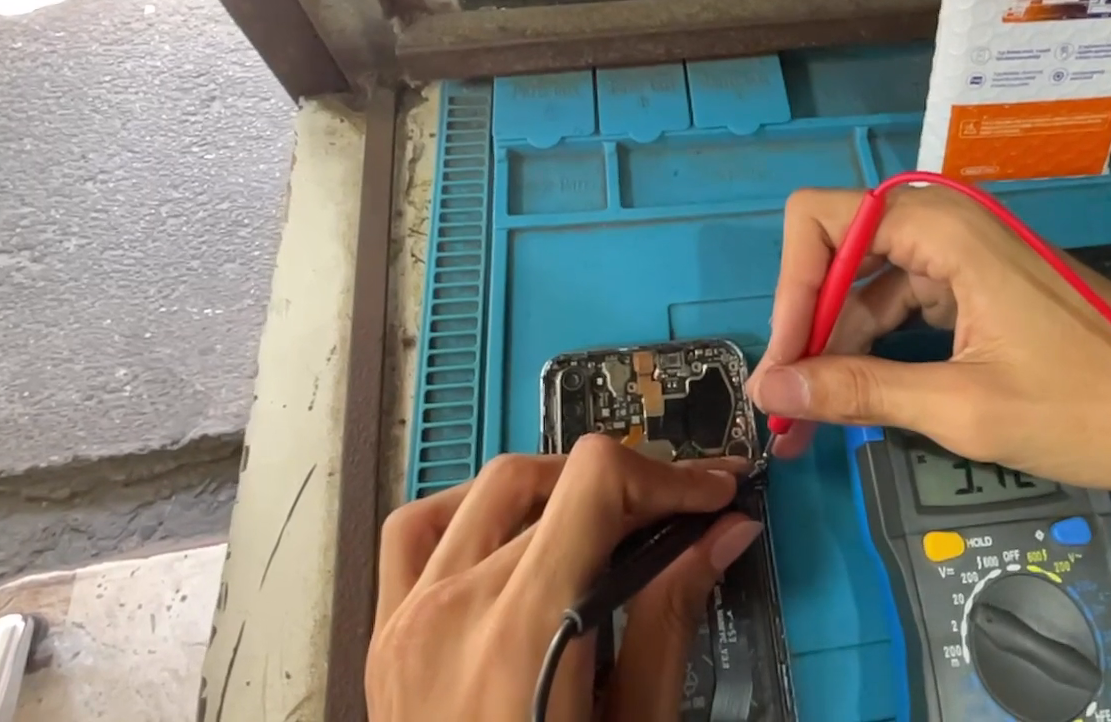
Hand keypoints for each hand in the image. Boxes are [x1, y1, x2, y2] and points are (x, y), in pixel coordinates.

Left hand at [366, 437, 763, 721]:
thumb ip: (672, 618)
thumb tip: (722, 535)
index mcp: (521, 635)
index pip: (594, 484)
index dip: (665, 476)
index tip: (708, 494)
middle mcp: (454, 610)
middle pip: (556, 480)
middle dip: (635, 488)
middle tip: (679, 515)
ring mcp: (409, 618)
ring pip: (493, 486)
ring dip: (562, 485)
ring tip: (606, 521)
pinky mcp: (388, 632)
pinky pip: (418, 528)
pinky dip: (474, 508)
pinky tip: (513, 533)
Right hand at [747, 186, 1110, 495]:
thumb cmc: (1092, 408)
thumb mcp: (964, 407)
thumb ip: (858, 391)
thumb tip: (768, 392)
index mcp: (942, 229)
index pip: (822, 222)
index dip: (790, 289)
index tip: (784, 364)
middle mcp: (947, 226)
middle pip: (839, 253)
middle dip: (807, 326)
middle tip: (788, 406)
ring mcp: (966, 257)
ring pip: (869, 285)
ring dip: (837, 346)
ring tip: (814, 420)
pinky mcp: (981, 287)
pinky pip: (905, 304)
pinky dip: (877, 348)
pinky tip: (862, 396)